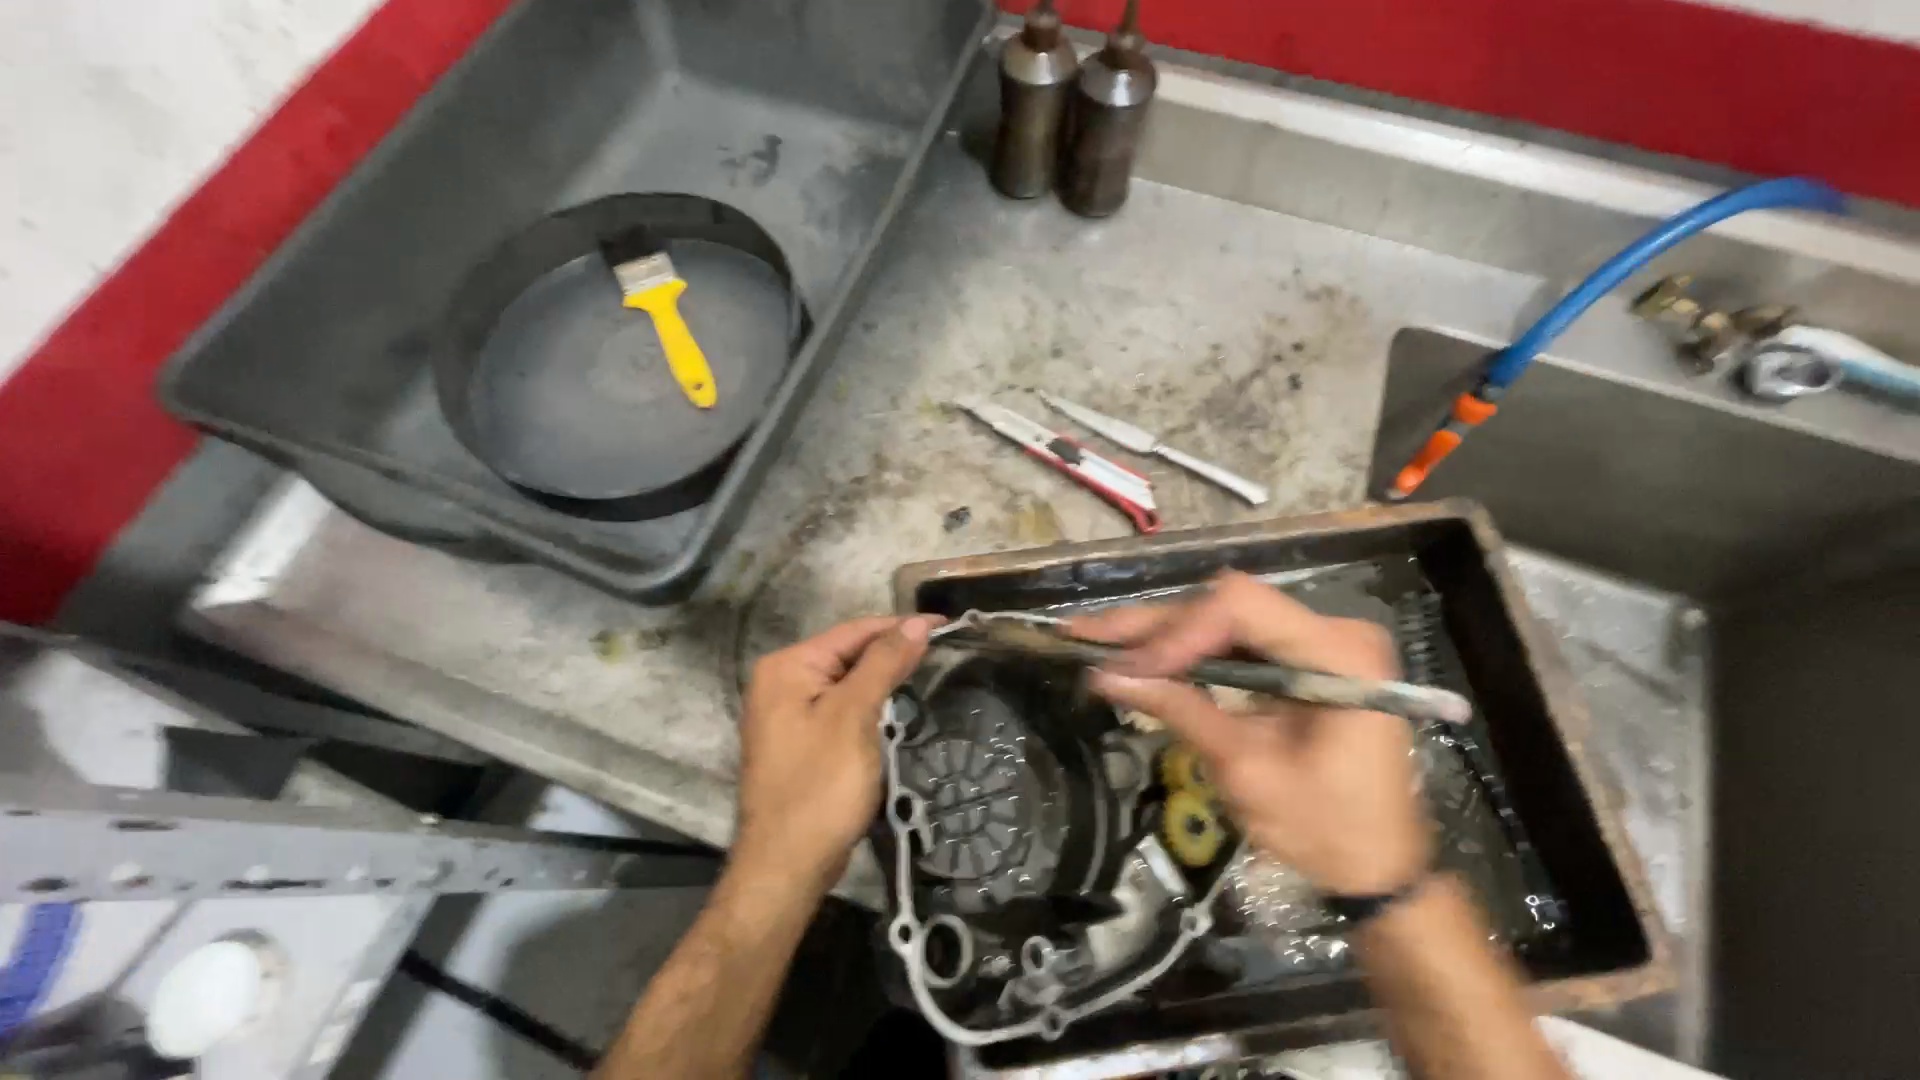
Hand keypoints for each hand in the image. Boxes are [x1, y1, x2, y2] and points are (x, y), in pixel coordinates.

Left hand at [733, 615, 938, 893]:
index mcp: (787, 667)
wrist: (787, 864)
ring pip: (845, 682)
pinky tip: (895, 706)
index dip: (900, 626)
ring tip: (928, 669)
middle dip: (892, 650)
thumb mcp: (855, 716)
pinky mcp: (799, 741)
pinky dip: (868, 703)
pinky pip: (839, 708)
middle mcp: (780, 682)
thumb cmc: (821, 785)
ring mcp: (786, 714)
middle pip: (847, 653)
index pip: (853, 632)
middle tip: (944, 648)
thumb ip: (883, 664)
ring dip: (883, 676)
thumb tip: (916, 623)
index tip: (946, 624)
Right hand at [1073, 571, 1430, 894]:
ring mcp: (1316, 642)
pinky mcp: (1299, 659)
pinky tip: (1138, 657)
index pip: (1240, 608)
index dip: (1176, 631)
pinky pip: (1232, 643)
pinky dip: (1184, 654)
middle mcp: (1331, 631)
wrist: (1378, 866)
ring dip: (1160, 636)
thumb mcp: (1246, 771)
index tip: (1127, 668)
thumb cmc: (1326, 829)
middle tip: (1083, 634)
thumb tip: (1106, 676)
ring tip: (1095, 642)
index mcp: (1338, 654)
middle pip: (1225, 608)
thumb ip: (1180, 711)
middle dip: (1152, 627)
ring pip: (1221, 621)